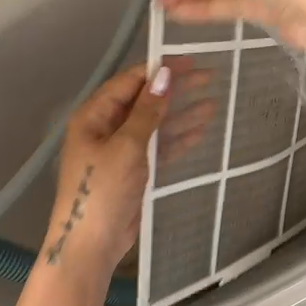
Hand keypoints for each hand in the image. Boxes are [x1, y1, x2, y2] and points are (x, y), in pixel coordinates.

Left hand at [45, 62, 196, 276]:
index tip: (191, 61)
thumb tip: (164, 75)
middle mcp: (105, 128)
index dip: (159, 69)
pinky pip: (158, 147)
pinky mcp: (133, 171)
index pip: (129, 82)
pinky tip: (201, 131)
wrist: (91, 244)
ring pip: (155, 125)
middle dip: (175, 90)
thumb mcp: (127, 147)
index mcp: (94, 116)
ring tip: (214, 105)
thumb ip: (147, 111)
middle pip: (145, 101)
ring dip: (181, 115)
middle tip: (210, 78)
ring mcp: (120, 150)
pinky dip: (178, 139)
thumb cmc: (102, 190)